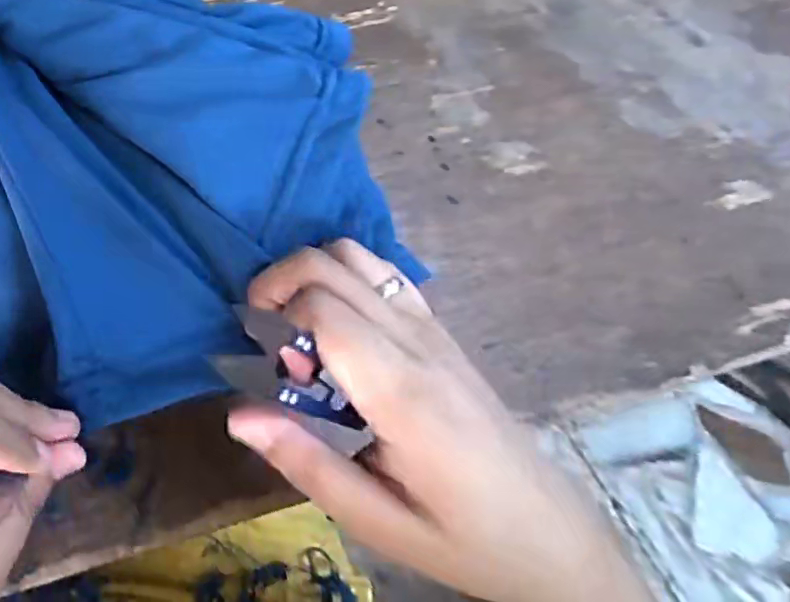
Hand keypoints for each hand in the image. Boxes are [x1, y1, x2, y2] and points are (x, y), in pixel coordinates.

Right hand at [226, 242, 650, 601]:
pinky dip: (340, 271)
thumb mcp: (378, 523)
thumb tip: (236, 414)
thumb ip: (305, 462)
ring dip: (307, 273)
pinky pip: (378, 267)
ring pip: (349, 252)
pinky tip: (336, 317)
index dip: (278, 320)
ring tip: (297, 323)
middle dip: (276, 285)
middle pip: (326, 264)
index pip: (322, 308)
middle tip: (268, 337)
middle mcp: (414, 341)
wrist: (553, 535)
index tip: (276, 366)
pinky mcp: (435, 324)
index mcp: (401, 392)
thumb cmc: (462, 536)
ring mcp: (428, 325)